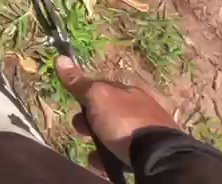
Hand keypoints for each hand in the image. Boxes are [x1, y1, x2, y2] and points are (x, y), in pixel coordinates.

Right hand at [56, 55, 178, 168]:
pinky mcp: (154, 153)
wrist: (161, 158)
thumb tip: (60, 58)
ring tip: (92, 154)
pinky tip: (106, 163)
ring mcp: (150, 131)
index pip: (100, 87)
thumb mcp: (96, 97)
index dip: (83, 95)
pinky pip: (127, 152)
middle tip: (80, 130)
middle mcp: (141, 108)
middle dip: (89, 120)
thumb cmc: (124, 121)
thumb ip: (79, 82)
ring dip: (100, 141)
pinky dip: (113, 156)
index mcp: (128, 91)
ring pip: (116, 133)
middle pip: (107, 111)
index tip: (74, 106)